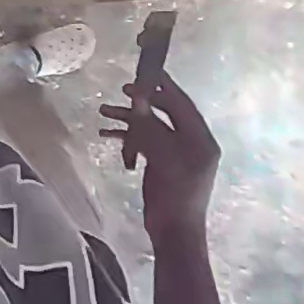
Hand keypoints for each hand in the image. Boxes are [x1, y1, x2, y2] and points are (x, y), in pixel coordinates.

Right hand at [98, 71, 219, 253]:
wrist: (174, 232)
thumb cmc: (174, 196)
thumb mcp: (163, 158)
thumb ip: (151, 127)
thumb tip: (139, 98)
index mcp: (200, 139)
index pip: (181, 104)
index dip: (163, 87)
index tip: (145, 71)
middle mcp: (191, 142)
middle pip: (164, 113)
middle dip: (141, 103)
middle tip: (122, 91)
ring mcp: (177, 153)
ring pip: (151, 127)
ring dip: (129, 120)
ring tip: (103, 112)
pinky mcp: (163, 163)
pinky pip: (145, 142)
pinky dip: (128, 137)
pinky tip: (108, 134)